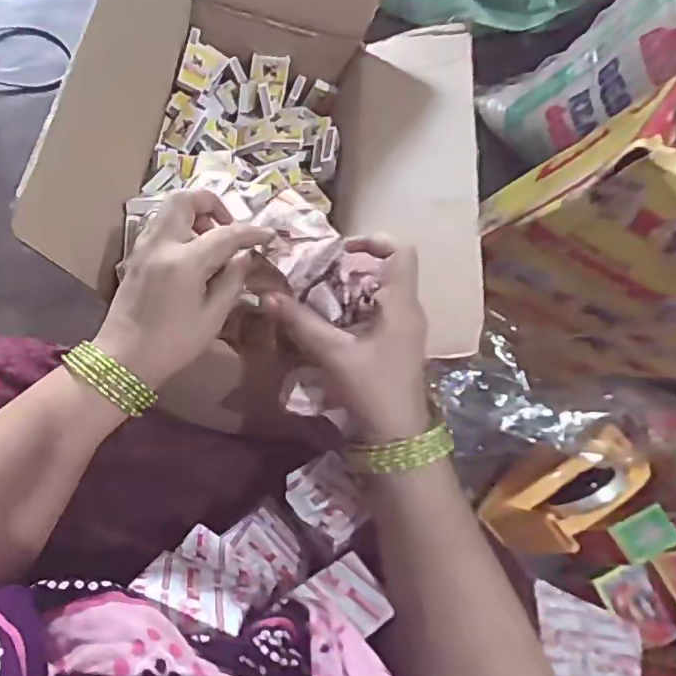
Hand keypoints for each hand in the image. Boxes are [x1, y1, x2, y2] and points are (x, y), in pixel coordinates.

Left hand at [94, 189, 273, 386]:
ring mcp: (143, 248)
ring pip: (169, 210)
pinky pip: (159, 227)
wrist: (123, 359)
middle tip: (227, 231)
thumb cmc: (172, 345)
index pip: (225, 233)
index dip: (251, 232)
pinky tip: (190, 256)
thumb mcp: (212, 317)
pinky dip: (178, 229)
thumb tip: (244, 257)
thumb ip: (232, 281)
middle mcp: (161, 244)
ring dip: (193, 215)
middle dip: (212, 205)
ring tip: (210, 244)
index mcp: (184, 261)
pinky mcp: (134, 258)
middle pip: (186, 199)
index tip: (268, 235)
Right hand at [264, 235, 431, 440]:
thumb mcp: (332, 353)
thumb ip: (301, 322)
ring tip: (316, 298)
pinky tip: (327, 325)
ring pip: (377, 294)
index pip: (401, 251)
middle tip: (316, 276)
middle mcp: (407, 311)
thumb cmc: (371, 388)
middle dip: (349, 269)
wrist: (395, 435)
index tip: (339, 249)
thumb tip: (267, 296)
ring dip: (347, 292)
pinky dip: (350, 311)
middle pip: (384, 271)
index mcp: (401, 305)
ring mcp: (403, 330)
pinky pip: (374, 314)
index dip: (372, 241)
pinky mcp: (394, 346)